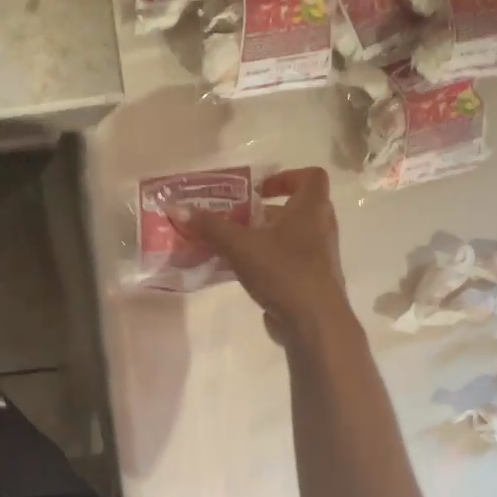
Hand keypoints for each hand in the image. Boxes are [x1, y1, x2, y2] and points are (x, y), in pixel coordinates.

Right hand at [169, 167, 353, 345]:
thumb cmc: (282, 271)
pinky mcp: (308, 278)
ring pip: (286, 235)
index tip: (256, 189)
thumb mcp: (239, 245)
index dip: (285, 177)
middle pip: (293, 207)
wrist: (312, 320)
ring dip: (259, 236)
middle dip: (261, 210)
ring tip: (227, 244)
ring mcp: (316, 255)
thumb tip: (176, 208)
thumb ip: (209, 226)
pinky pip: (283, 258)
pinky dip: (262, 258)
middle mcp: (319, 227)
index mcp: (311, 209)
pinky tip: (235, 270)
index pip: (310, 177)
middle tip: (232, 217)